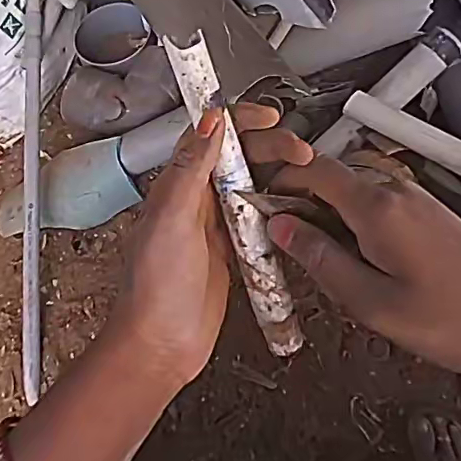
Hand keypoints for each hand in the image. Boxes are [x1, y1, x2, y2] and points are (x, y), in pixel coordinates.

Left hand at [104, 104, 282, 383]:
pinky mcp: (234, 251)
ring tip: (305, 175)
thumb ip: (189, 170)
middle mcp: (197, 200)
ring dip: (279, 176)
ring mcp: (217, 226)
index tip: (267, 116)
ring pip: (253, 186)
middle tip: (299, 151)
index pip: (209, 136)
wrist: (162, 343)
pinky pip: (261, 220)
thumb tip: (208, 122)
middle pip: (238, 158)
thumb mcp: (170, 221)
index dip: (238, 120)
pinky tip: (298, 209)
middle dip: (270, 146)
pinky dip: (280, 210)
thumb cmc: (154, 288)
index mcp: (177, 186)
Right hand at [239, 122, 460, 374]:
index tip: (260, 203)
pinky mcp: (424, 208)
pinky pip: (373, 197)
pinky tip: (350, 249)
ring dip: (324, 207)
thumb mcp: (368, 301)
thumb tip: (280, 227)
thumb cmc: (446, 320)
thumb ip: (318, 257)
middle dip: (299, 197)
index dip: (279, 179)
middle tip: (284, 236)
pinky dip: (350, 213)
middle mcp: (394, 190)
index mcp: (376, 208)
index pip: (312, 169)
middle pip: (329, 174)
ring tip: (317, 248)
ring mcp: (412, 196)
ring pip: (349, 185)